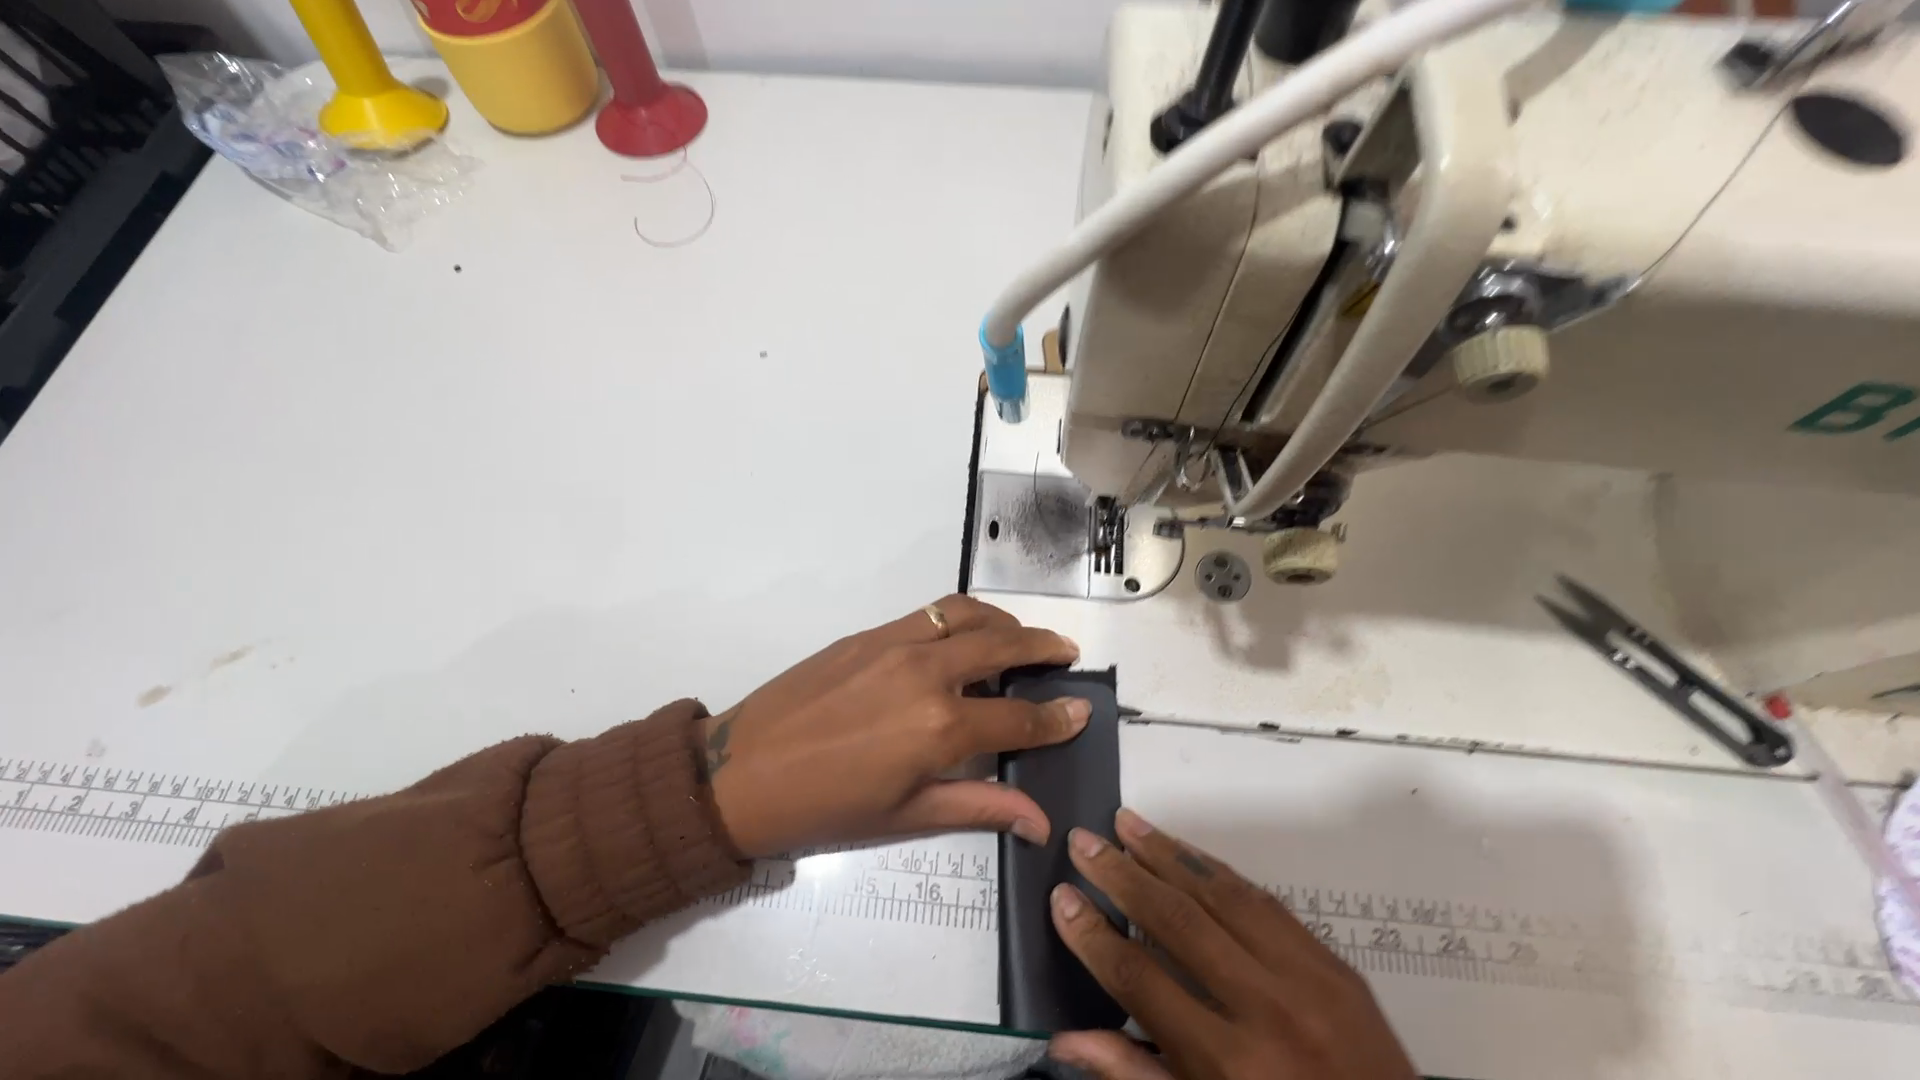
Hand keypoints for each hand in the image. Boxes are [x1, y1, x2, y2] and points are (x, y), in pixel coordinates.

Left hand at [703, 595, 1086, 857]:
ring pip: (966, 614)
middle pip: (1002, 645)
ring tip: (1020, 638)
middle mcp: (926, 673)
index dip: (1057, 717)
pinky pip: (927, 613)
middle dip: (1043, 646)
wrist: (740, 774)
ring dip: (1003, 621)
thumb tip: (1041, 823)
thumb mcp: (906, 816)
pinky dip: (960, 618)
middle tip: (1065, 653)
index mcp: (940, 727)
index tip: (1082, 708)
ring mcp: (894, 644)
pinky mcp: (866, 634)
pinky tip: (963, 638)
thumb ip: (980, 807)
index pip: (1019, 718)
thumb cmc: (825, 809)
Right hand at [1049, 811, 1416, 1079]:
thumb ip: (1136, 1075)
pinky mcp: (1336, 965)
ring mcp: (1308, 980)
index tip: (1061, 898)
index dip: (1093, 936)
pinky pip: (1267, 903)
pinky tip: (1187, 852)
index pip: (1140, 979)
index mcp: (1228, 1064)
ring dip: (1169, 854)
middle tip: (1082, 841)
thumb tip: (1065, 1038)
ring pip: (1223, 895)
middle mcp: (1267, 1009)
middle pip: (1177, 921)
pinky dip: (1219, 872)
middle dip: (1122, 875)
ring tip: (1126, 824)